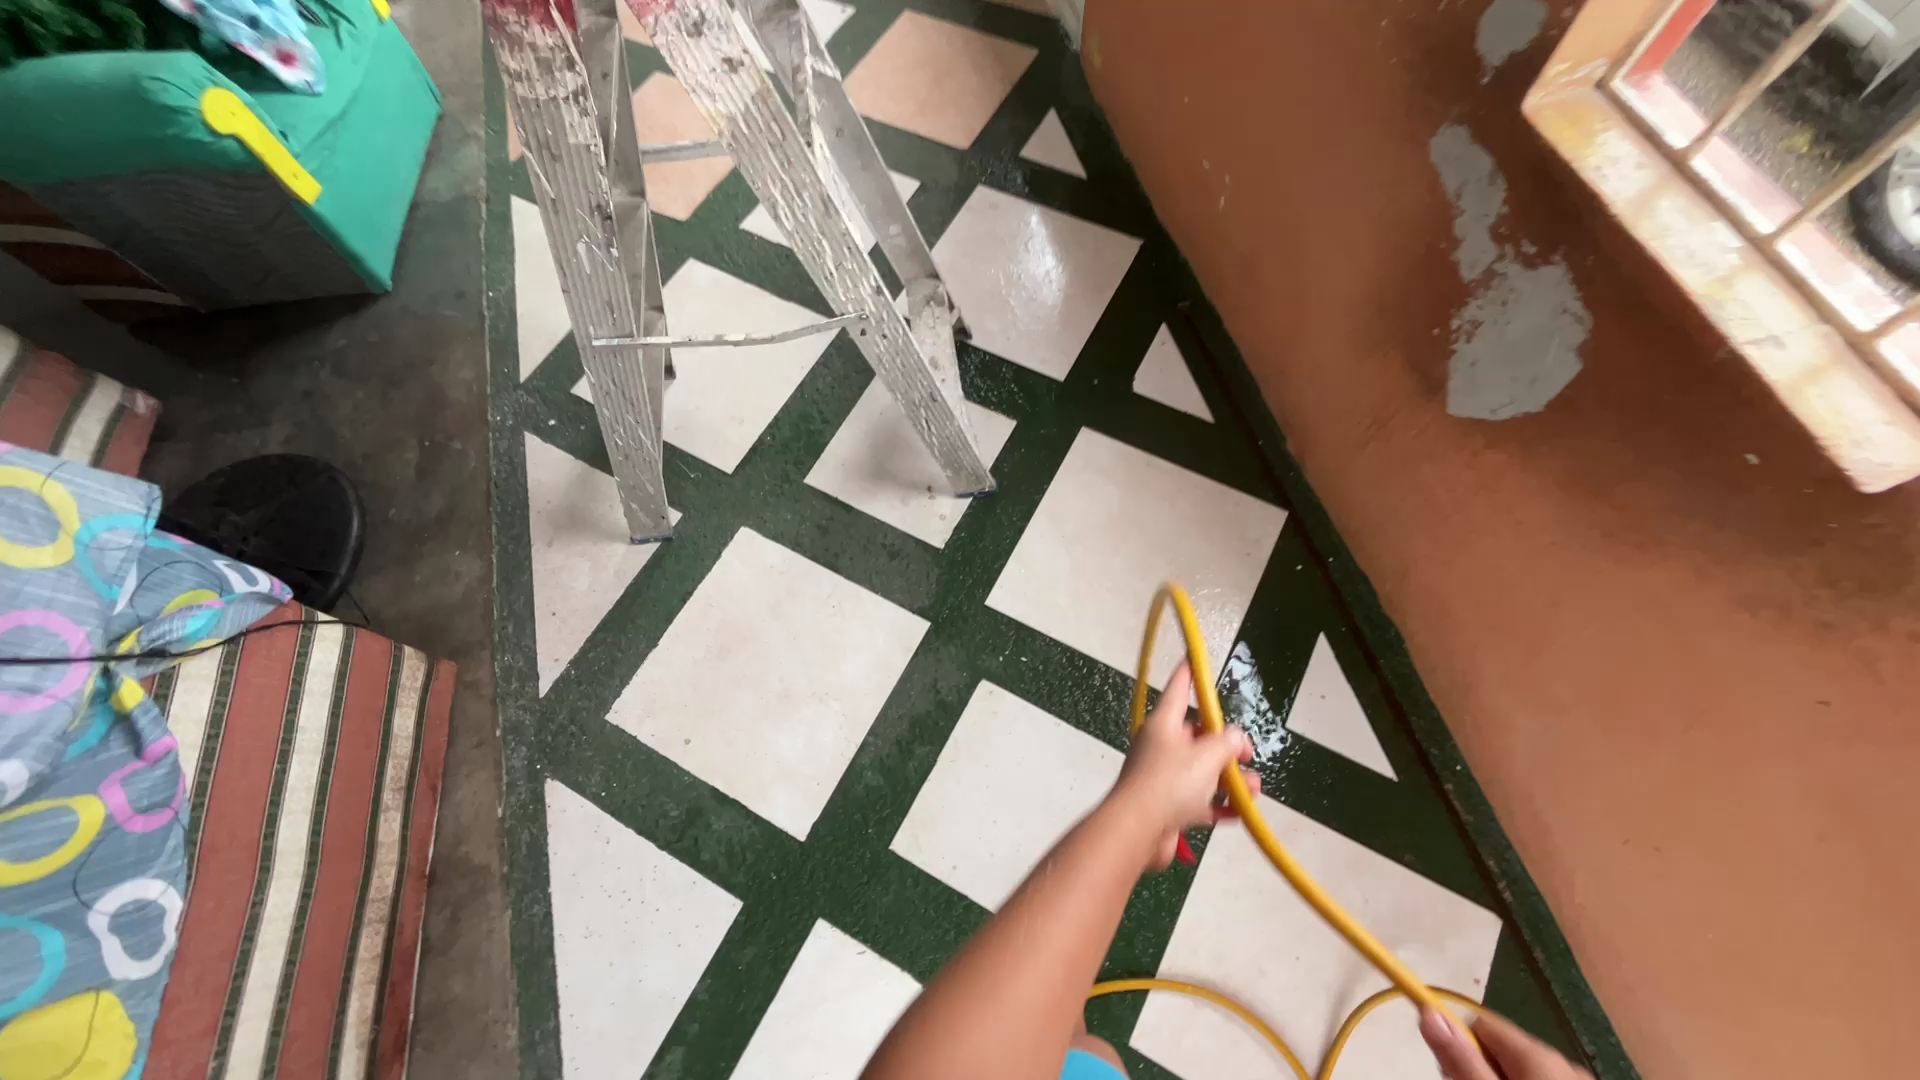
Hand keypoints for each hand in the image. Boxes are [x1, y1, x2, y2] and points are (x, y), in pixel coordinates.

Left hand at [1108, 660, 1260, 869]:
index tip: (1195, 657)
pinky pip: (1199, 799)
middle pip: (1198, 735)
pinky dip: (1219, 803)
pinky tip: (1239, 812)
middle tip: (1247, 754)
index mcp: (1164, 724)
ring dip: (1229, 779)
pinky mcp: (1167, 805)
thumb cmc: (1169, 783)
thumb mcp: (1205, 757)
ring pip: (1202, 770)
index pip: (1179, 689)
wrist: (1139, 830)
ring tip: (1253, 789)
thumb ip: (1225, 743)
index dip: (1190, 673)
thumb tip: (1232, 736)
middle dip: (1226, 745)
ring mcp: (1163, 776)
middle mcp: (1161, 745)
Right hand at [1420, 1007, 1593, 1079]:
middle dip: (1481, 1063)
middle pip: (1501, 1045)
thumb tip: (1427, 1010)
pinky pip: (1545, 1079)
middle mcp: (1562, 1058)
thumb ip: (1461, 1057)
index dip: (1459, 1039)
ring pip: (1523, 1066)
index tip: (1449, 1068)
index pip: (1480, 1021)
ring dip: (1502, 1076)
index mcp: (1537, 1052)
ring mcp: (1579, 1079)